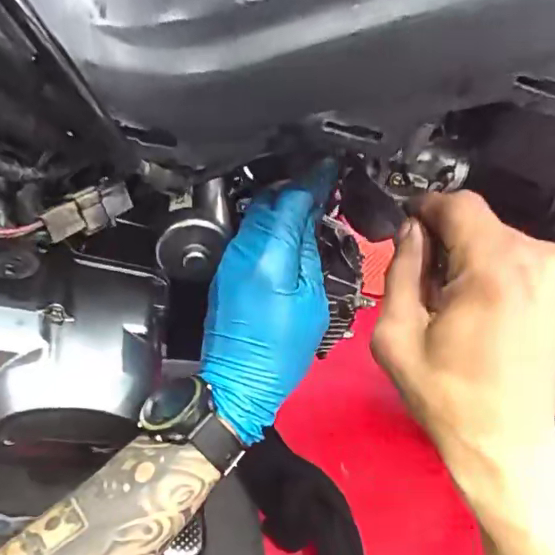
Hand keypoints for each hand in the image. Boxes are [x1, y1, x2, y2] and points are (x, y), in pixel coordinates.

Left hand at [200, 161, 336, 442]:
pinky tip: (288, 236)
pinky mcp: (225, 274)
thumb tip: (310, 223)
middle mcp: (242, 250)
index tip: (330, 170)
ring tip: (309, 211)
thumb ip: (310, 255)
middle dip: (297, 189)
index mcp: (269, 256)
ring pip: (257, 216)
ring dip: (283, 208)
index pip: (291, 199)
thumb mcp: (311, 304)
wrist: (239, 384)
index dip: (314, 180)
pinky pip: (249, 236)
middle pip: (270, 201)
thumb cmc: (278, 355)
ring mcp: (229, 261)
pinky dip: (270, 228)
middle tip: (324, 190)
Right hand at [371, 191, 554, 477]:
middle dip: (454, 249)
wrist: (505, 442)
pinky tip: (496, 317)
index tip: (413, 227)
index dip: (429, 211)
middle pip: (484, 227)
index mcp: (497, 268)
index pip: (459, 205)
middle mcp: (544, 260)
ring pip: (509, 245)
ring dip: (482, 264)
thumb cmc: (447, 398)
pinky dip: (509, 279)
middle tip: (435, 291)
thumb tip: (412, 232)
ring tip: (466, 310)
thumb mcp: (398, 337)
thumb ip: (400, 271)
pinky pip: (533, 265)